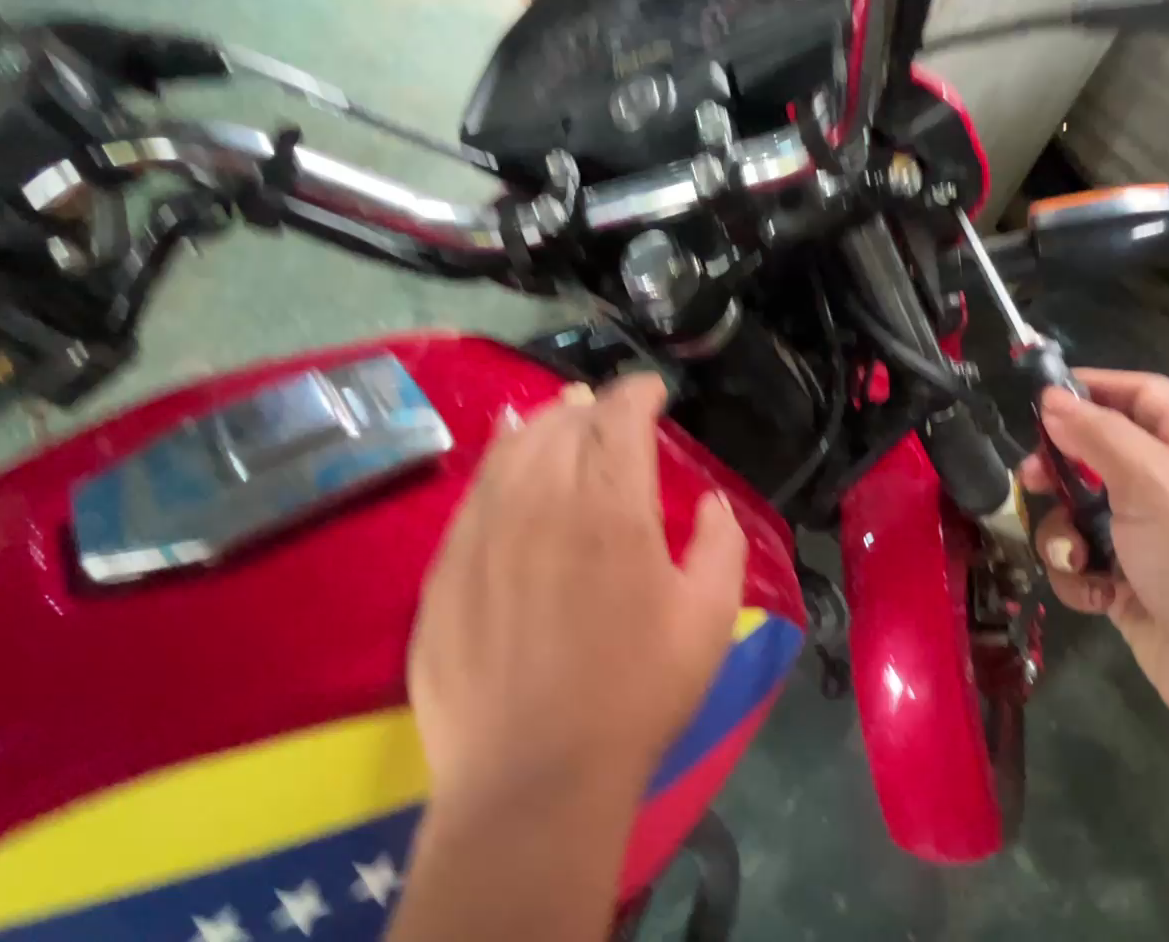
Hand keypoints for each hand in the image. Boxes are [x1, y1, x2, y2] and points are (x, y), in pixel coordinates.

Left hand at [407, 374, 746, 810]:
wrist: (534, 778)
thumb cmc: (637, 695)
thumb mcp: (711, 619)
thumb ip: (721, 544)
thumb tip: (709, 502)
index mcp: (611, 507)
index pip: (620, 418)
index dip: (638, 393)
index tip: (653, 390)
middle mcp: (542, 500)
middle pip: (564, 423)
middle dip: (594, 405)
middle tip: (611, 411)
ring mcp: (484, 531)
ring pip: (512, 448)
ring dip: (544, 422)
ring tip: (562, 416)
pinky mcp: (446, 566)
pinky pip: (474, 490)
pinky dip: (497, 460)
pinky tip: (506, 458)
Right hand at [1023, 370, 1168, 739]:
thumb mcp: (1156, 484)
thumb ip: (1098, 435)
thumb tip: (1052, 397)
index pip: (1140, 395)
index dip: (1091, 387)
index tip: (1036, 395)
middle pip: (1099, 454)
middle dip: (1061, 467)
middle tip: (1029, 479)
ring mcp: (1153, 541)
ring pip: (1081, 513)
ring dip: (1064, 531)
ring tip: (1074, 555)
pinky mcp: (1133, 588)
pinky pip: (1085, 564)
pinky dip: (1080, 577)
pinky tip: (1098, 596)